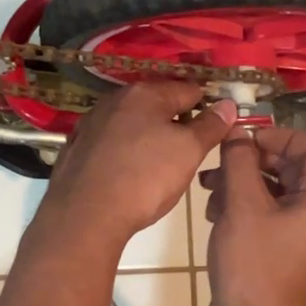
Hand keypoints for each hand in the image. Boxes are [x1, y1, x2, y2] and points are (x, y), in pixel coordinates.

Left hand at [37, 82, 236, 244]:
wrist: (84, 215)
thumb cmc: (144, 178)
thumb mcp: (188, 151)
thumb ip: (211, 126)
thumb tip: (228, 104)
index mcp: (145, 93)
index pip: (188, 90)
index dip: (207, 107)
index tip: (216, 127)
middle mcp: (115, 99)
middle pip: (157, 104)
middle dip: (176, 120)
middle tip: (191, 148)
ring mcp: (91, 123)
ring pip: (131, 122)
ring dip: (148, 134)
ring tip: (161, 162)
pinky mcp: (76, 147)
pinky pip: (110, 142)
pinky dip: (124, 150)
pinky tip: (129, 171)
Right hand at [202, 125, 305, 305]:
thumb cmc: (253, 262)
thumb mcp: (243, 205)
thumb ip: (240, 162)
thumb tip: (238, 134)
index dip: (280, 137)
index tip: (248, 138)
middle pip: (287, 167)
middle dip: (251, 160)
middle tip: (220, 160)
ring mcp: (293, 231)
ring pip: (269, 188)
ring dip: (238, 181)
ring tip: (207, 186)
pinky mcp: (274, 245)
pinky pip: (260, 211)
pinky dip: (237, 204)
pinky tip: (211, 211)